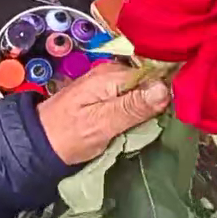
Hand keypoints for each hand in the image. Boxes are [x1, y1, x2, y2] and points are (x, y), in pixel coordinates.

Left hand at [36, 63, 171, 165]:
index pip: (154, 76)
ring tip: (162, 125)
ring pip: (143, 92)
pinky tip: (146, 123)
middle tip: (171, 123)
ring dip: (152, 108)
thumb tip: (164, 88)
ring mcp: (110, 84)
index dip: (169, 92)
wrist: (36, 145)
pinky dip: (140, 111)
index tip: (180, 112)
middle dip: (161, 101)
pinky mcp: (107, 95)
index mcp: (113, 75)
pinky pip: (133, 99)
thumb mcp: (102, 124)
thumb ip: (132, 106)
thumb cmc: (67, 136)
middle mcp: (113, 73)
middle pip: (150, 82)